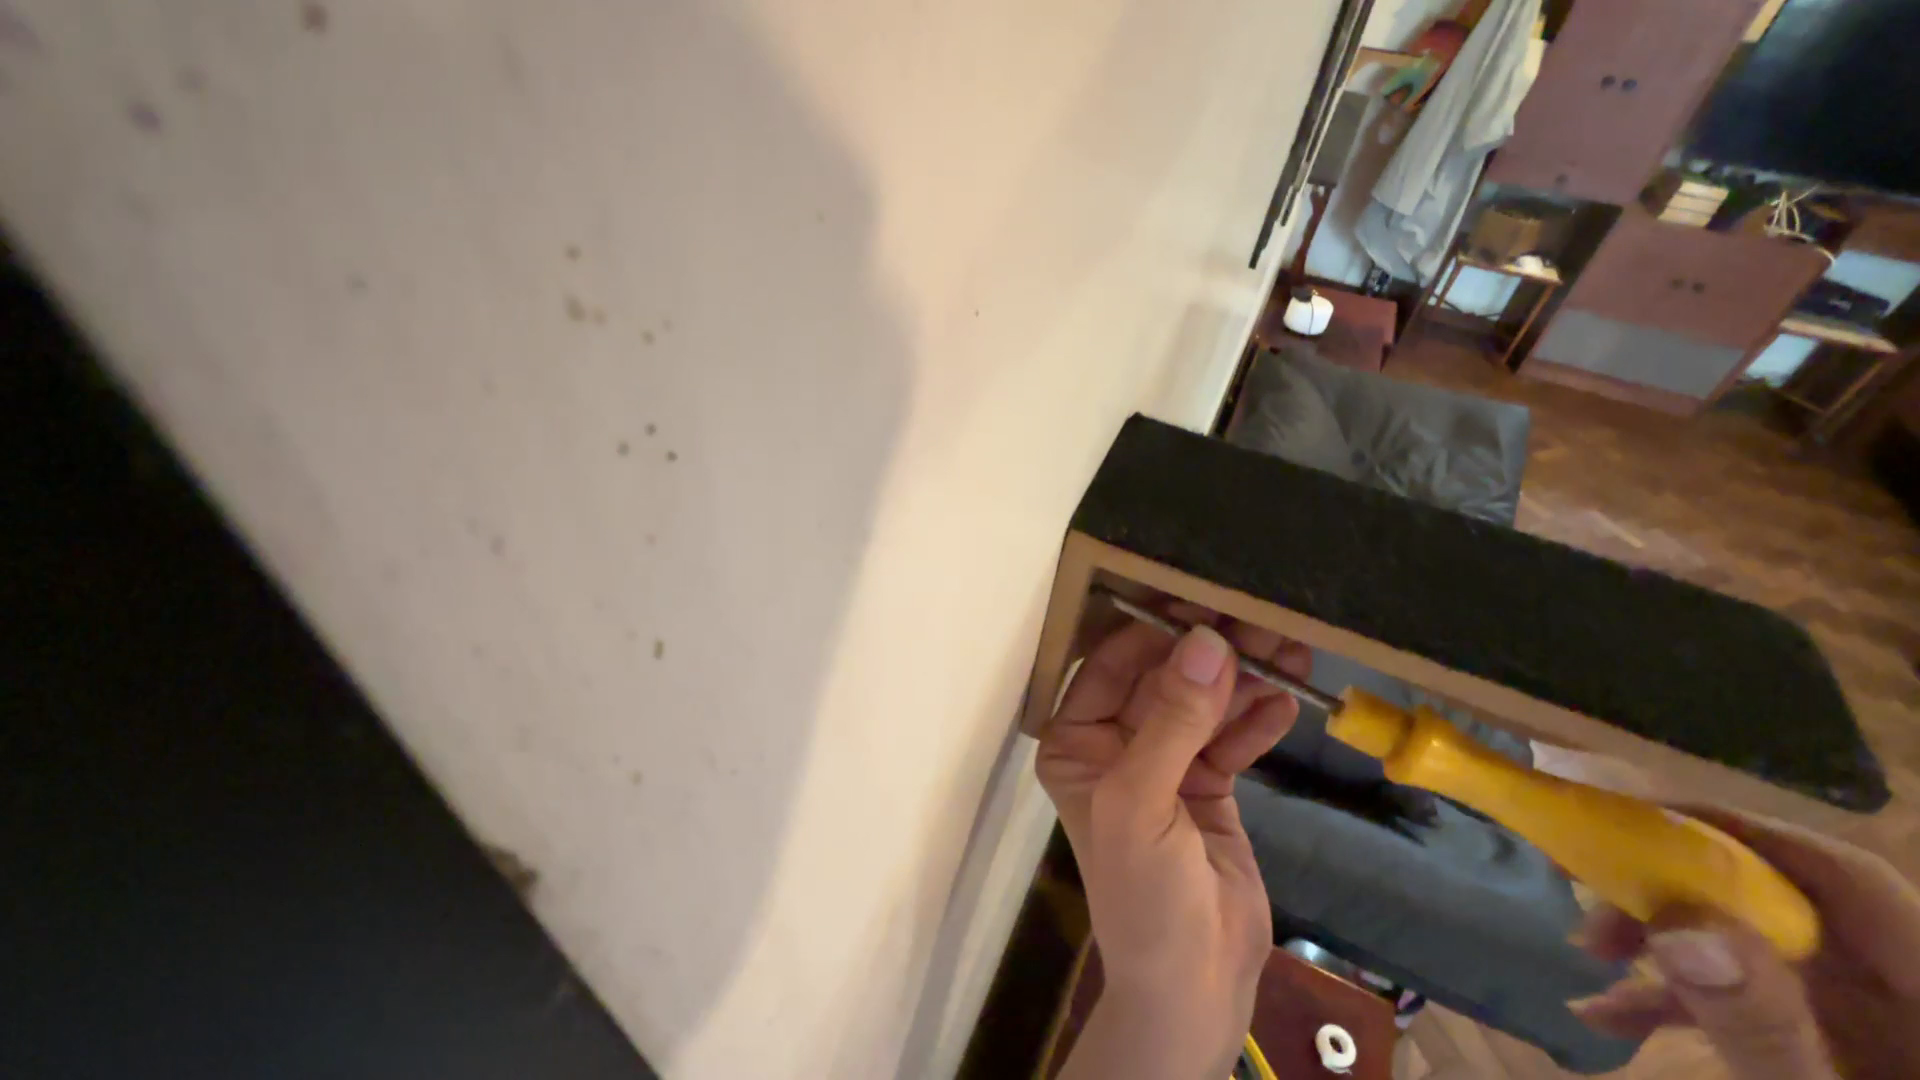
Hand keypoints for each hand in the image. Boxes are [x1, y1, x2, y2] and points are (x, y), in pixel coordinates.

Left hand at [1036, 603, 1310, 1078]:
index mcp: (1076, 741)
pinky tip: (1287, 701)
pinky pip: (1231, 737)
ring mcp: (1164, 761)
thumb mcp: (1144, 802)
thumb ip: (1174, 720)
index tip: (1202, 599)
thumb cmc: (1144, 894)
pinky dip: (1256, 720)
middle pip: (1163, 677)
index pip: (1110, 665)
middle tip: (1259, 618)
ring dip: (1244, 679)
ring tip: (1290, 652)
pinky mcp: (1207, 784)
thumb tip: (1206, 641)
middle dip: (1209, 651)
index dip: (1153, 630)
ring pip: (1203, 703)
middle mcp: (1115, 743)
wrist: (1194, 984)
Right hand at [1572, 811, 1919, 1079]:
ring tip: (1584, 960)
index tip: (1625, 827)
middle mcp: (1910, 995)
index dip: (1735, 836)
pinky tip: (1610, 1017)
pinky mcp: (1841, 1047)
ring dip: (1665, 946)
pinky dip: (1682, 998)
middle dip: (1676, 897)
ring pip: (1757, 945)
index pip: (1842, 878)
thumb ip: (1767, 1033)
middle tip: (1592, 908)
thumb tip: (1681, 923)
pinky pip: (1756, 997)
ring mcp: (1876, 1023)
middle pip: (1784, 904)